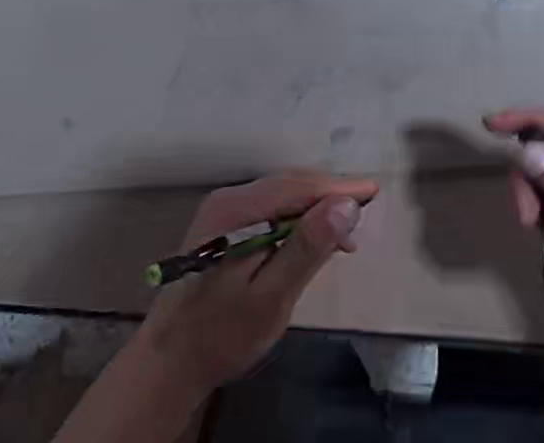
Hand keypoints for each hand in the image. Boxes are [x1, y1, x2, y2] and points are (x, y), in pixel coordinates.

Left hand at [134, 171, 376, 391]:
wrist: (170, 357)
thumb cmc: (223, 332)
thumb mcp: (272, 296)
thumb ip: (306, 247)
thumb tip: (345, 204)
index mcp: (236, 210)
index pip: (296, 187)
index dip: (336, 188)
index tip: (373, 191)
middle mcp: (227, 199)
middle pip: (288, 185)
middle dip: (328, 197)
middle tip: (360, 225)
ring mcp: (222, 210)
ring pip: (279, 195)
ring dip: (313, 209)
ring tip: (343, 238)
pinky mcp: (222, 226)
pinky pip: (267, 209)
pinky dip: (294, 219)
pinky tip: (309, 240)